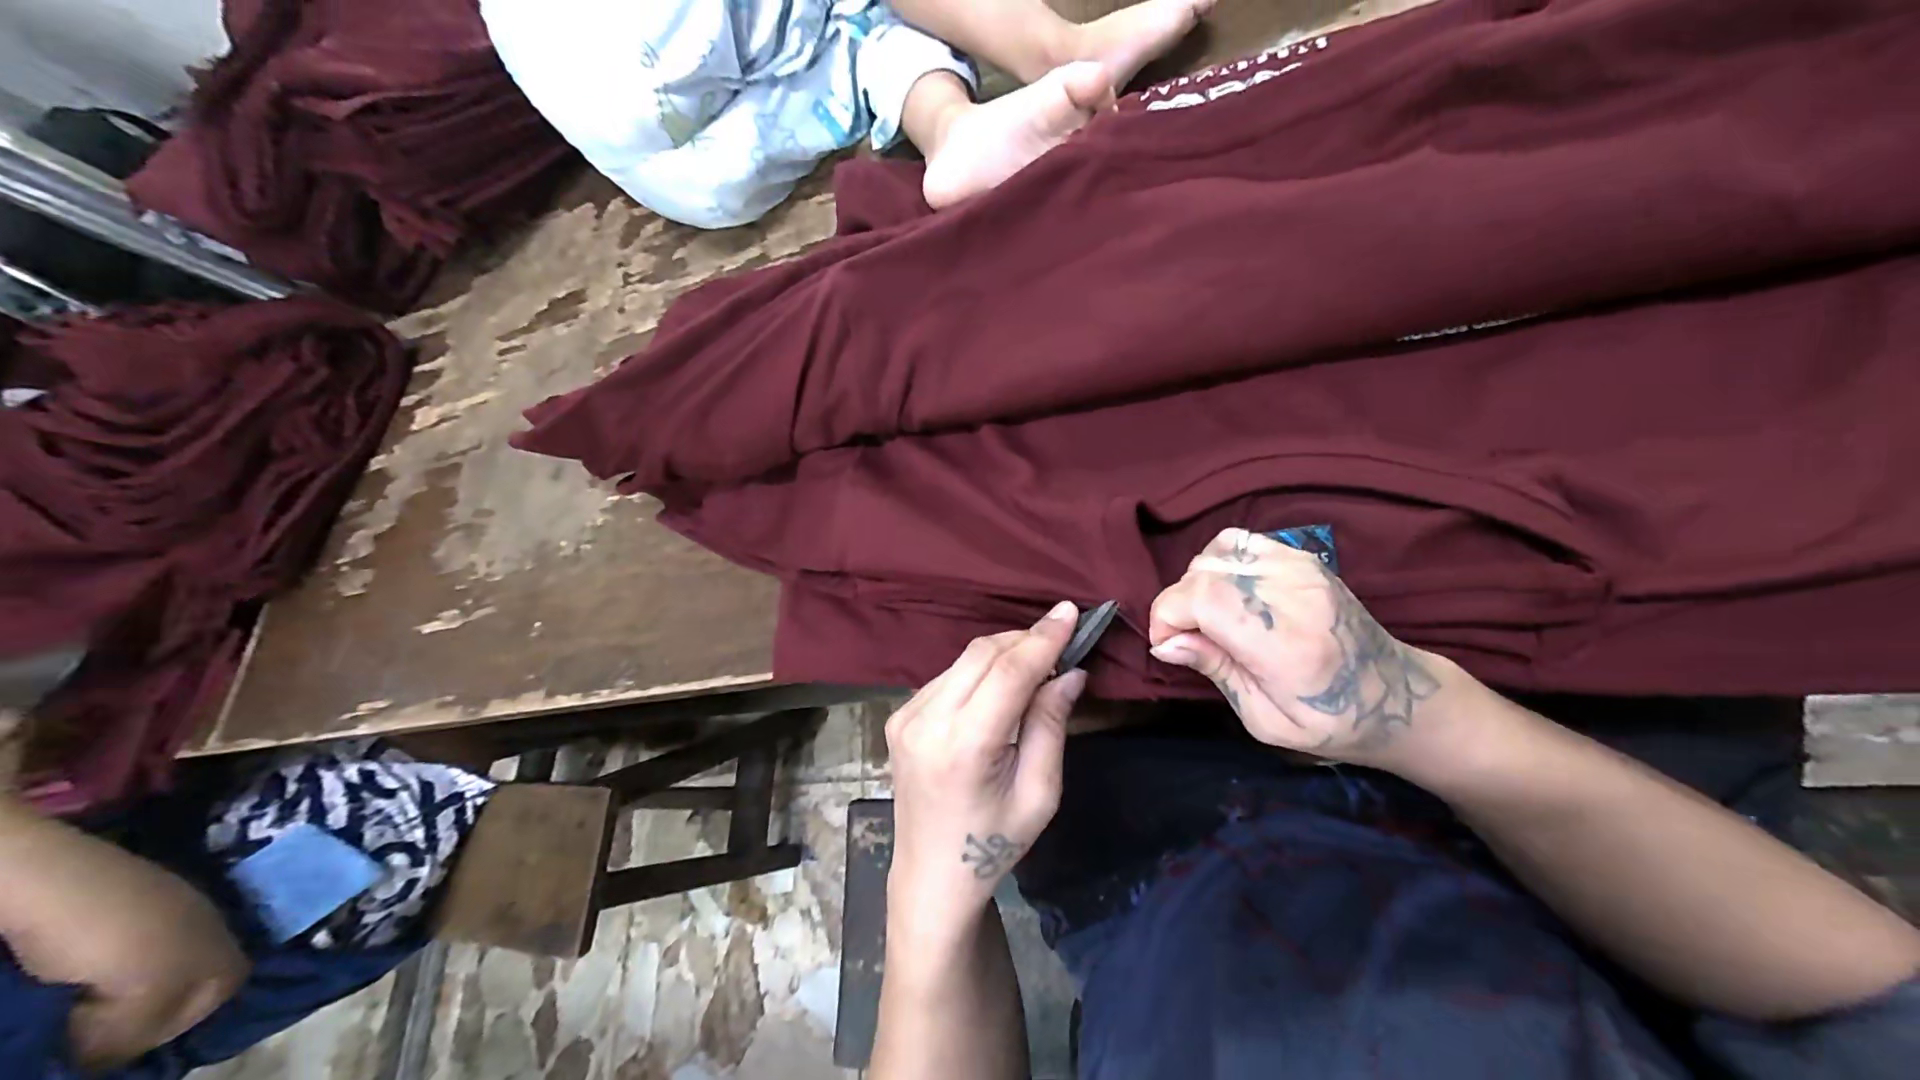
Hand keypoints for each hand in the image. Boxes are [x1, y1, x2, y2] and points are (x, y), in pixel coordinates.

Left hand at [885, 602, 1087, 938]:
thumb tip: (1070, 672)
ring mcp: (905, 716)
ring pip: (963, 660)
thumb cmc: (994, 843)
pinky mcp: (898, 716)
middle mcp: (926, 722)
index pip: (1008, 673)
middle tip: (1061, 639)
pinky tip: (999, 687)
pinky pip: (947, 676)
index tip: (1072, 612)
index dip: (1043, 638)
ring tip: (1036, 665)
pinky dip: (979, 671)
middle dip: (1025, 639)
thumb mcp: (1039, 793)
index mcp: (964, 747)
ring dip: (1003, 653)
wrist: (931, 873)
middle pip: (982, 655)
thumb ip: (1051, 725)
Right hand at [1148, 528, 1447, 768]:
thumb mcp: (1265, 720)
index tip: (1167, 645)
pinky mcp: (1303, 558)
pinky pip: (1238, 542)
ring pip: (1214, 554)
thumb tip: (1164, 643)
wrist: (1397, 696)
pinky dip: (1219, 564)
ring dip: (1196, 585)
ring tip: (1208, 618)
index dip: (1167, 615)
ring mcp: (1301, 569)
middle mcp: (1294, 595)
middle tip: (1188, 638)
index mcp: (1286, 645)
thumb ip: (1216, 670)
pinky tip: (1227, 593)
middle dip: (1178, 604)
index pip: (1203, 599)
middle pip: (1203, 574)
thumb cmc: (1331, 723)